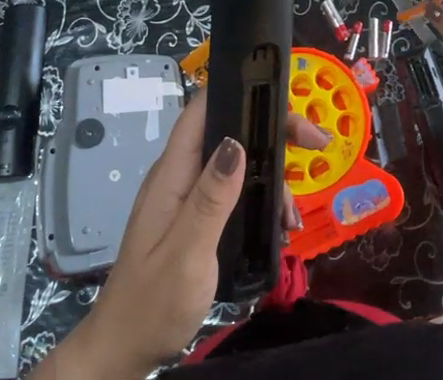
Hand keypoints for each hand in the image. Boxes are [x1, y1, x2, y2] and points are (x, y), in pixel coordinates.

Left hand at [45, 100, 328, 378]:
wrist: (124, 349)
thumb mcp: (187, 253)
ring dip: (272, 176)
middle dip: (273, 132)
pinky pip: (234, 192)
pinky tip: (279, 225)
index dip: (244, 93)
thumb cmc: (153, 303)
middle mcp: (180, 176)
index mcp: (173, 174)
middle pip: (229, 131)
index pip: (204, 110)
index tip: (288, 103)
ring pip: (237, 163)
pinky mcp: (196, 217)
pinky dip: (261, 200)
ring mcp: (187, 196)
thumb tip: (237, 141)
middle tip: (317, 144)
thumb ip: (211, 198)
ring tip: (293, 213)